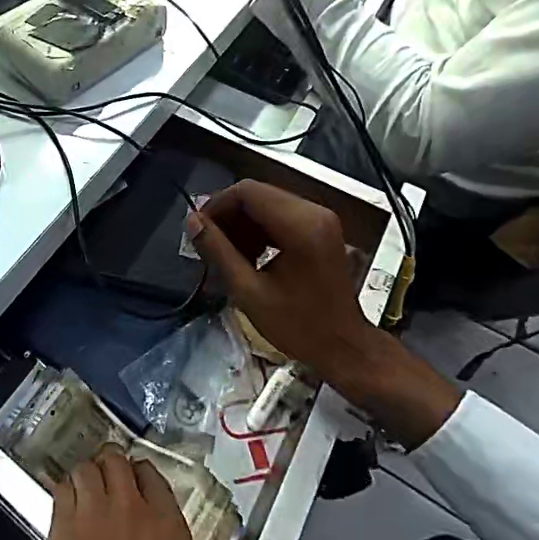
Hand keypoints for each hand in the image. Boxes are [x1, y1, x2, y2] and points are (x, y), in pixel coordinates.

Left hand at [40, 447, 243, 539]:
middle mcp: (130, 514)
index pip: (153, 476)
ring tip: (89, 487)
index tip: (139, 481)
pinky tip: (67, 504)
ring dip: (88, 474)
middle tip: (111, 477)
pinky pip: (60, 490)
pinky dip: (64, 490)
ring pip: (86, 468)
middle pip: (116, 462)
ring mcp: (92, 519)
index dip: (144, 476)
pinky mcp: (60, 532)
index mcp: (168, 531)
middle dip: (113, 466)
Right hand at [186, 181, 463, 447]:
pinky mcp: (321, 229)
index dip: (217, 205)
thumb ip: (218, 251)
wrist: (346, 347)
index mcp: (300, 226)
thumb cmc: (298, 325)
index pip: (248, 192)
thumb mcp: (248, 291)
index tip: (198, 228)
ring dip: (241, 223)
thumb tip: (192, 222)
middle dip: (228, 215)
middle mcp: (314, 213)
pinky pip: (280, 215)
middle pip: (257, 194)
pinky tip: (247, 255)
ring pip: (267, 203)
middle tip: (207, 242)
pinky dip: (258, 229)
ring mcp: (321, 219)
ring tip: (225, 252)